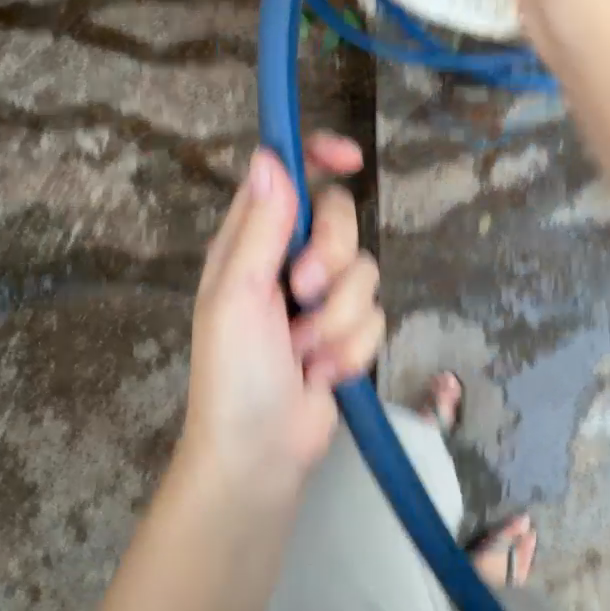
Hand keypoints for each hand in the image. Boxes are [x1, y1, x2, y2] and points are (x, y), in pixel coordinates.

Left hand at [180, 133, 382, 493]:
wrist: (261, 454)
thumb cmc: (233, 374)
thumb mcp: (238, 295)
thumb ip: (260, 226)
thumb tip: (270, 156)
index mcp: (251, 242)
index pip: (290, 175)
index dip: (320, 156)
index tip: (351, 159)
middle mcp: (288, 261)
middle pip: (342, 219)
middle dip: (333, 259)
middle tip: (303, 292)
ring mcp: (323, 298)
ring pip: (365, 273)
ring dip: (338, 320)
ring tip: (305, 353)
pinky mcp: (348, 332)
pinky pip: (376, 317)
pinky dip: (351, 349)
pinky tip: (323, 374)